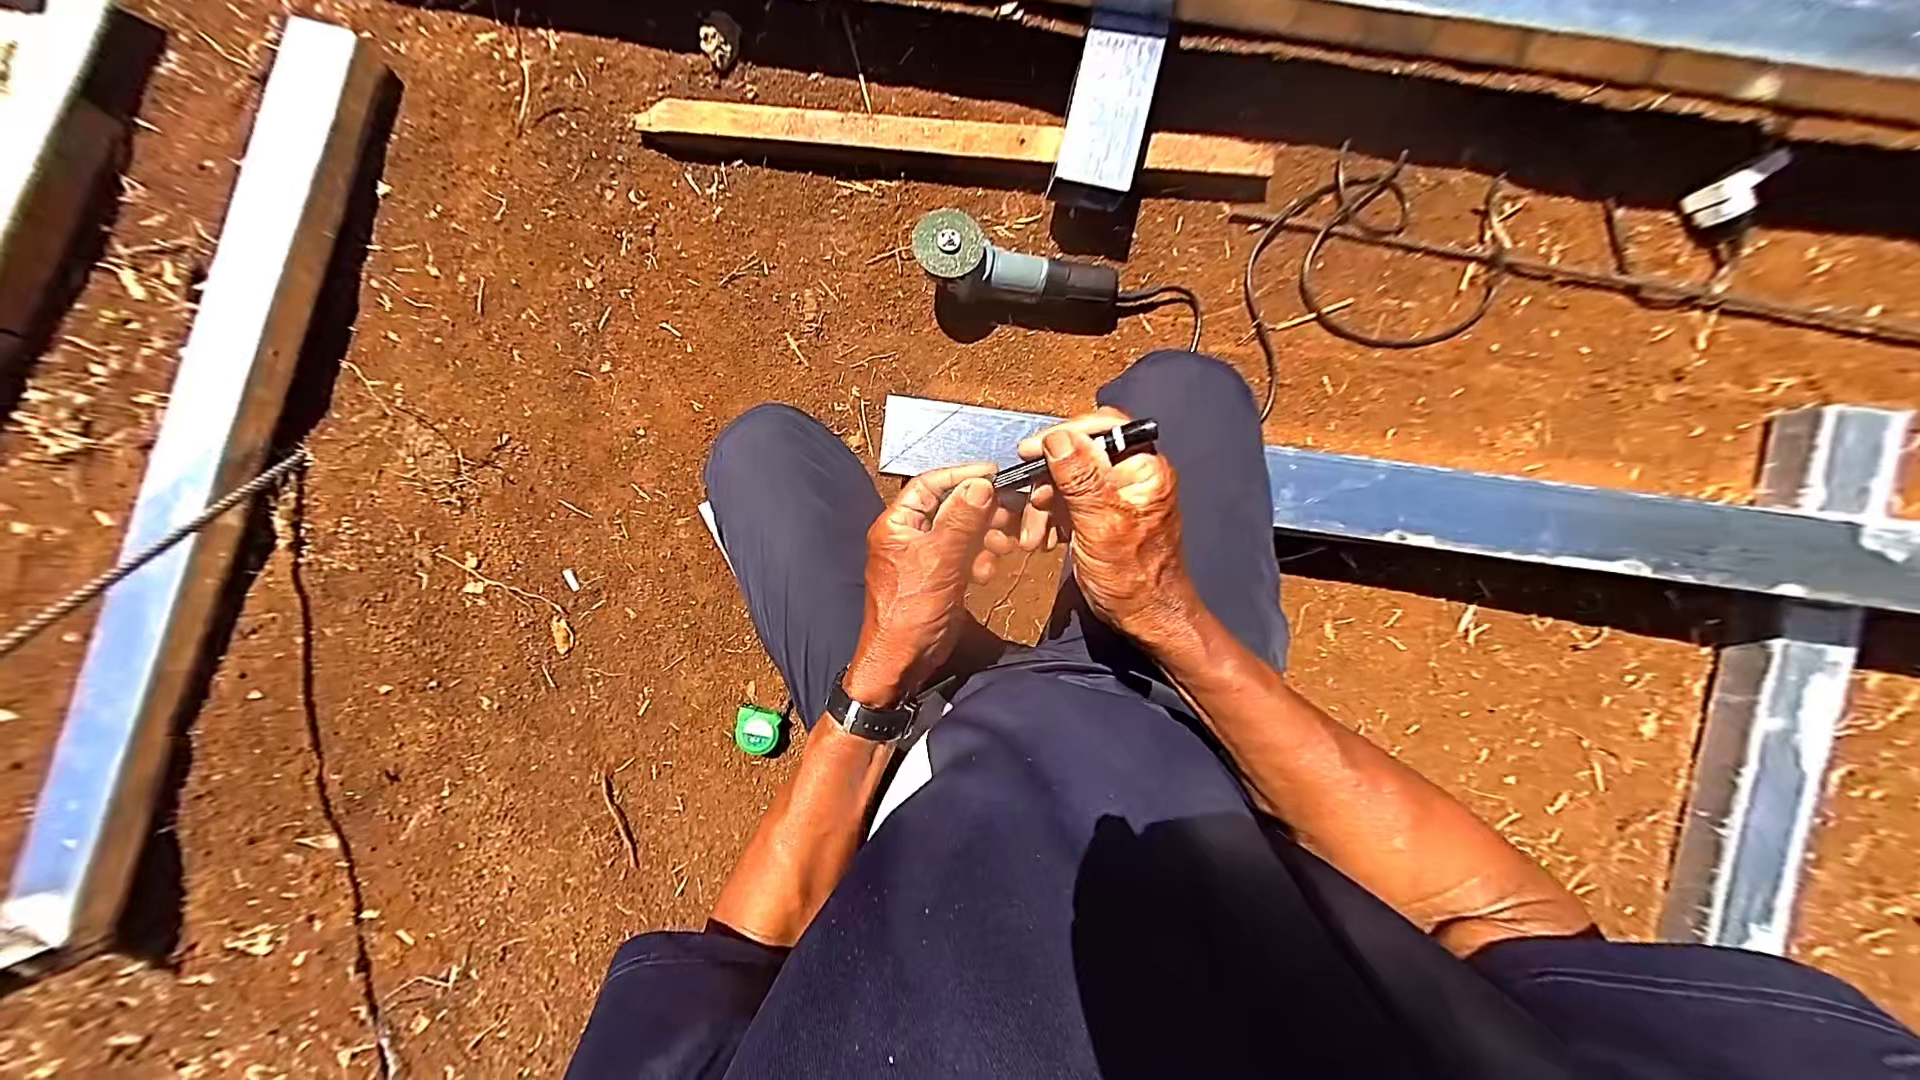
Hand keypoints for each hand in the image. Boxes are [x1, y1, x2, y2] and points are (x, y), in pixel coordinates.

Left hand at [845, 463, 1016, 705]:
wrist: (903, 661)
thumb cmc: (908, 613)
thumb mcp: (939, 561)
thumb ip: (961, 521)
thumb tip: (980, 484)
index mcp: (898, 523)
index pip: (930, 484)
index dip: (962, 475)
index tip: (994, 474)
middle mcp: (909, 535)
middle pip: (951, 506)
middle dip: (981, 511)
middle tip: (1007, 515)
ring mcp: (925, 555)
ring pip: (962, 531)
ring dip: (985, 536)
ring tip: (1000, 547)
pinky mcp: (940, 574)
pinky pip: (965, 554)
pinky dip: (980, 558)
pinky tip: (986, 571)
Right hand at [1014, 409, 1199, 643]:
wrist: (1144, 617)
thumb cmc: (1134, 578)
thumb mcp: (1101, 523)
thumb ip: (1080, 478)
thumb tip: (1057, 438)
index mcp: (1143, 470)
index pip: (1103, 428)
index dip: (1064, 434)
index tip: (1031, 450)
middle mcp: (1131, 476)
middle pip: (1078, 455)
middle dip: (1047, 481)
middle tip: (1029, 501)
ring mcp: (1114, 496)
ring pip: (1066, 482)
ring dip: (1043, 506)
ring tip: (1034, 536)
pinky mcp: (1100, 515)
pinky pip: (1067, 503)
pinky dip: (1050, 518)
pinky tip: (1043, 539)